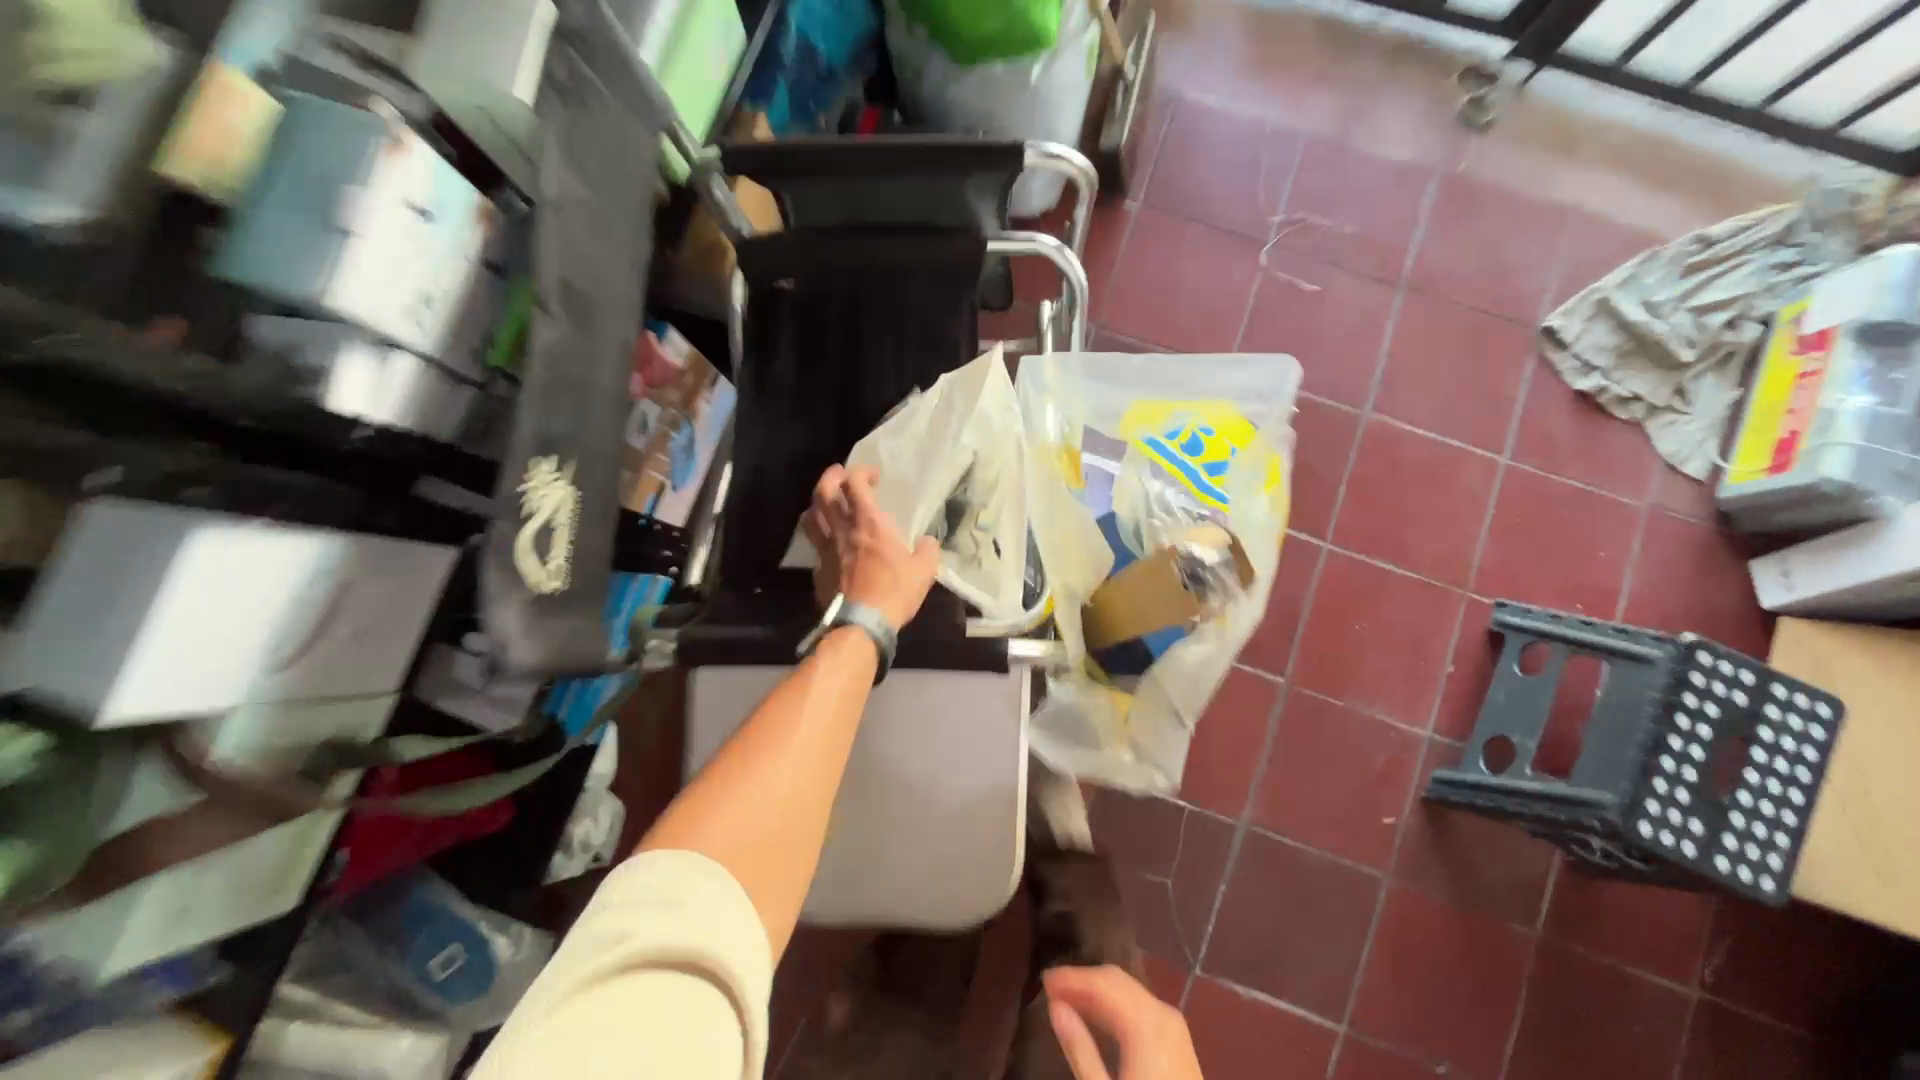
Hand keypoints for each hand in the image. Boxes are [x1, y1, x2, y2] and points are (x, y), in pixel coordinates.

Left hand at [801, 465, 940, 629]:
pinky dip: (818, 533)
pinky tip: (828, 539)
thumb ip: (927, 550)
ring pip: (810, 515)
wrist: (862, 622)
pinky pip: (813, 542)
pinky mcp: (818, 568)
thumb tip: (927, 542)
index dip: (862, 472)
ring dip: (817, 503)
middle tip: (841, 475)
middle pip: (823, 491)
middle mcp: (842, 529)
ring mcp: (826, 548)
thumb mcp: (925, 570)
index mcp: (869, 523)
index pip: (855, 483)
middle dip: (831, 477)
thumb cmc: (895, 591)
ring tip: (827, 503)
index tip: (873, 476)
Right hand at [1044, 965, 1203, 1079]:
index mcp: (1146, 1023)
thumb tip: (1055, 1007)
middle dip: (1083, 980)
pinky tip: (1097, 1017)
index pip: (1102, 982)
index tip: (1042, 981)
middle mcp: (1163, 1012)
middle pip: (1117, 980)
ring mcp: (1174, 1024)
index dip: (1071, 977)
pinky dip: (1116, 1005)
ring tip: (1067, 1001)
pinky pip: (1142, 1006)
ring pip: (1129, 990)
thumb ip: (1079, 1048)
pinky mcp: (1177, 1037)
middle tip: (1051, 990)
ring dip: (1098, 992)